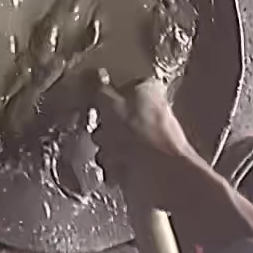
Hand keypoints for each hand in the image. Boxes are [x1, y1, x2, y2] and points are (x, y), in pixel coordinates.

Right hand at [92, 75, 206, 212]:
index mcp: (146, 90)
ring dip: (106, 147)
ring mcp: (145, 138)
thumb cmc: (140, 135)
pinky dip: (112, 164)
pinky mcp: (141, 161)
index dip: (104, 92)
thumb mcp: (110, 103)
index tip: (93, 99)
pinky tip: (118, 166)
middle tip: (106, 131)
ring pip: (110, 138)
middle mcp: (148, 112)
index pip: (120, 83)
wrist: (162, 178)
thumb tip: (90, 74)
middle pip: (111, 114)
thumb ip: (97, 89)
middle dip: (103, 126)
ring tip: (115, 152)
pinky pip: (114, 158)